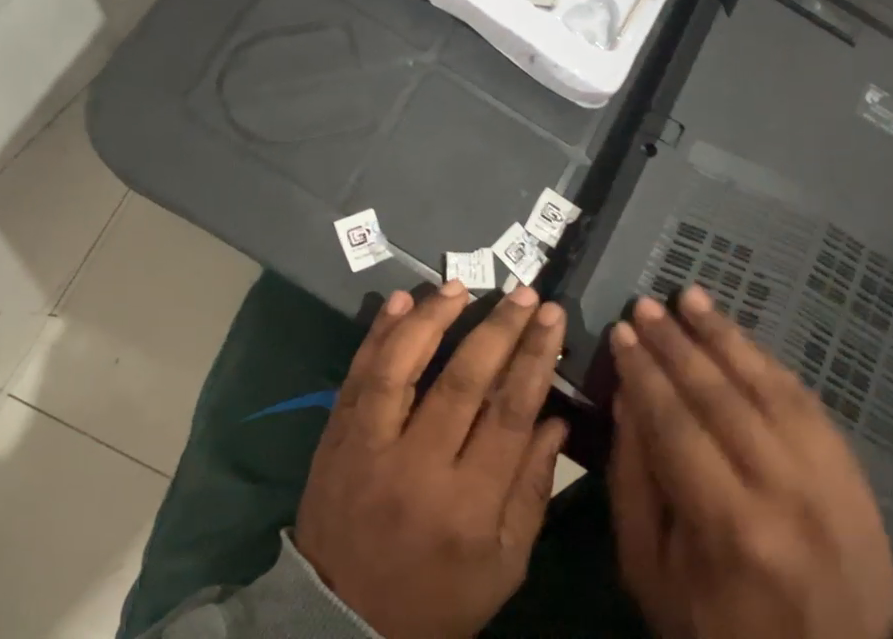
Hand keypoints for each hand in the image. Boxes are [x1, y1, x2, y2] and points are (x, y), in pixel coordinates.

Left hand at [294, 281, 568, 638]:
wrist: (341, 618)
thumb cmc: (437, 598)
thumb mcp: (503, 566)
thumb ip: (531, 491)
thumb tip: (556, 419)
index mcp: (469, 506)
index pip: (509, 414)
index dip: (534, 358)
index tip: (550, 316)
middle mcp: (419, 468)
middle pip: (463, 382)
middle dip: (498, 330)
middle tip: (522, 292)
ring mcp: (370, 448)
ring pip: (401, 368)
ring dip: (432, 320)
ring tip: (460, 287)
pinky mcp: (337, 438)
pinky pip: (358, 376)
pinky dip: (378, 334)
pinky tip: (400, 301)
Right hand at [608, 287, 892, 638]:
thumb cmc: (722, 628)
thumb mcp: (652, 573)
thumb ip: (634, 486)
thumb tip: (627, 403)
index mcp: (727, 525)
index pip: (675, 424)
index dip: (643, 373)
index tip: (620, 333)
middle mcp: (783, 490)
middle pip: (721, 395)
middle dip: (676, 343)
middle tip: (645, 306)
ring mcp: (828, 477)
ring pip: (769, 386)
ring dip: (725, 336)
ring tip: (690, 298)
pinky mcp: (853, 471)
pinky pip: (806, 401)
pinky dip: (768, 363)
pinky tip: (740, 338)